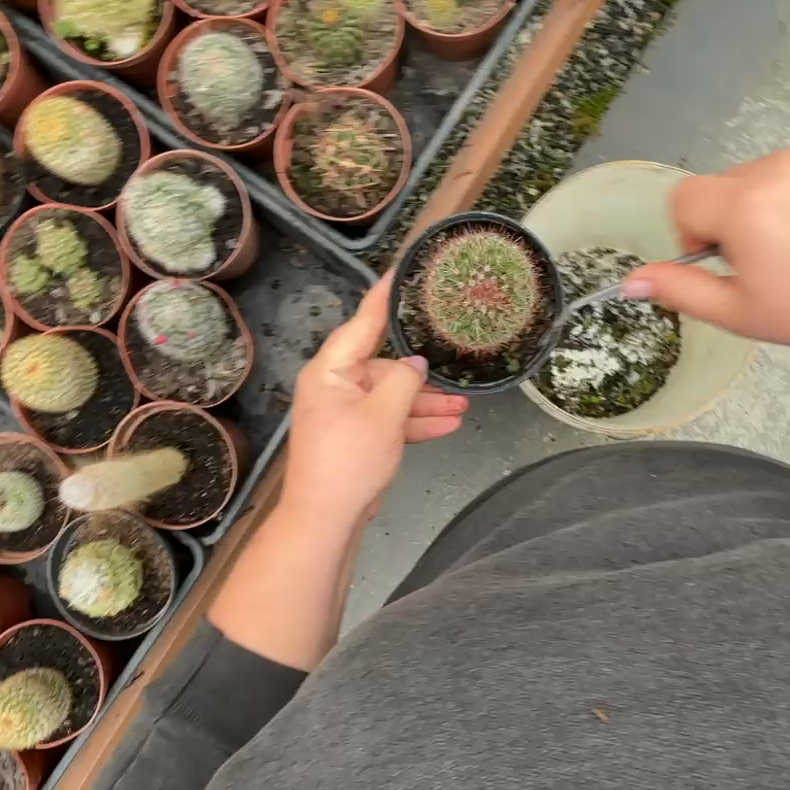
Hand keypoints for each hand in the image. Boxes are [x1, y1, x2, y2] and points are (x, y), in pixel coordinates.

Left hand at [281, 275, 467, 523]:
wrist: (326, 518)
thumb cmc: (349, 460)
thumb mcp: (383, 415)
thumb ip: (404, 382)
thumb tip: (416, 364)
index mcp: (331, 371)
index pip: (362, 324)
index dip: (384, 298)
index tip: (401, 271)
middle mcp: (335, 386)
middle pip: (384, 367)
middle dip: (422, 375)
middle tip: (455, 364)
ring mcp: (345, 414)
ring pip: (391, 397)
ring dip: (425, 404)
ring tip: (463, 407)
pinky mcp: (356, 438)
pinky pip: (389, 421)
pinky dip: (414, 424)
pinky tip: (447, 427)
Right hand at [624, 138, 789, 362]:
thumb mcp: (736, 312)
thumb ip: (678, 290)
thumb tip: (633, 280)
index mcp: (743, 207)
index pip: (684, 197)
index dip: (694, 231)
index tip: (724, 256)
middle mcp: (781, 169)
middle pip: (729, 183)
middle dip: (738, 217)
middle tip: (773, 258)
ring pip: (773, 170)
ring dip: (779, 201)